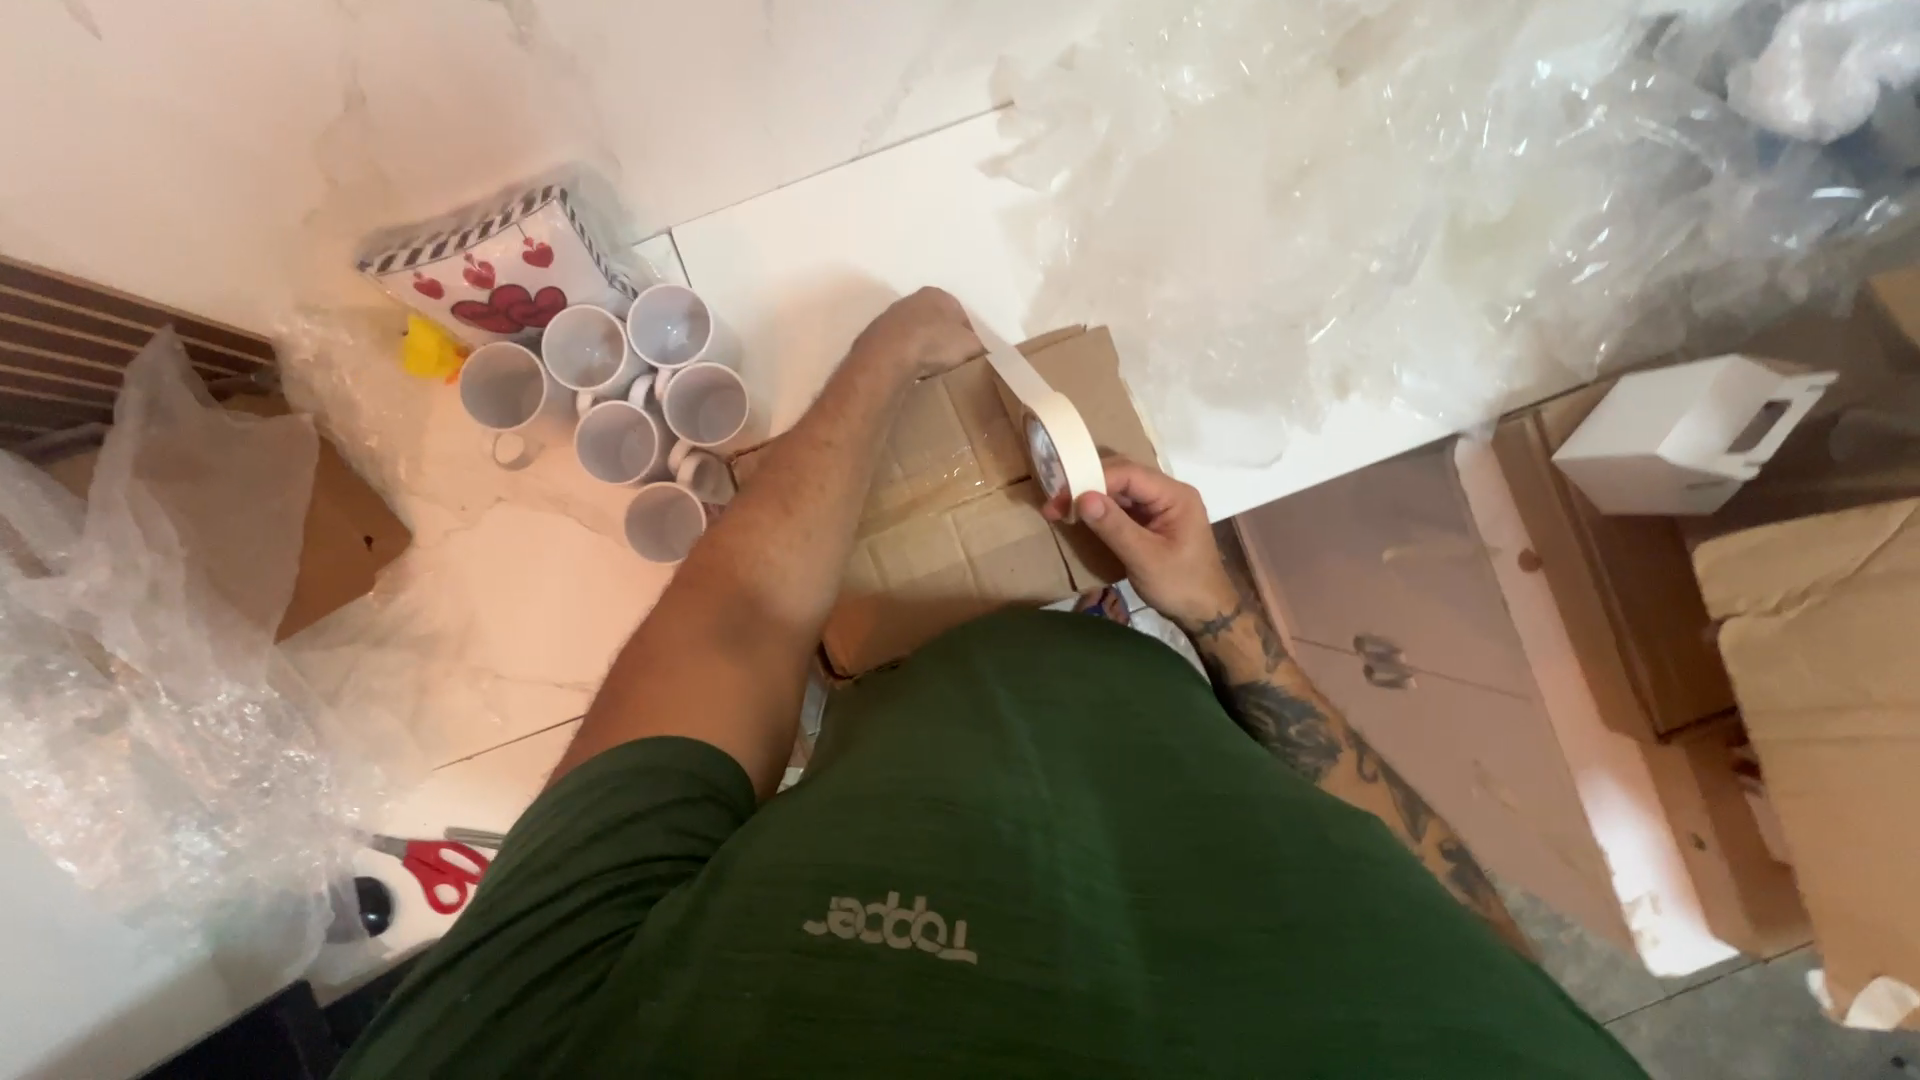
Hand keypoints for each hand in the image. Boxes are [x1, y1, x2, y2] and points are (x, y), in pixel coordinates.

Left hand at [849, 287, 980, 378]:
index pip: (960, 313)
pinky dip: (905, 356)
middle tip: (949, 361)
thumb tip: (978, 349)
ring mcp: (891, 316)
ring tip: (928, 367)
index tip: (969, 354)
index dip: (967, 335)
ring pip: (914, 333)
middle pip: (935, 321)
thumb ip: (978, 344)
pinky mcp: (876, 335)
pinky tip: (909, 370)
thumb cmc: (936, 343)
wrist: (890, 355)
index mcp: (939, 294)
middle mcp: (913, 299)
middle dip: (942, 338)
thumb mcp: (970, 345)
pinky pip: (898, 346)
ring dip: (921, 347)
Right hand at [1042, 457, 1239, 631]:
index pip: (1128, 474)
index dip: (1093, 479)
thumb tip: (1082, 498)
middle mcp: (1168, 493)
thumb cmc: (1181, 585)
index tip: (1062, 495)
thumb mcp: (1145, 558)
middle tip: (1055, 502)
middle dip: (1088, 485)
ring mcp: (1160, 507)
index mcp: (1175, 495)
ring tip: (1059, 508)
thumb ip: (1114, 527)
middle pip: (1122, 476)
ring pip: (1119, 491)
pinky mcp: (1151, 521)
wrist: (1205, 613)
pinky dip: (1100, 510)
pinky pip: (1122, 507)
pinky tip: (1080, 516)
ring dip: (1091, 497)